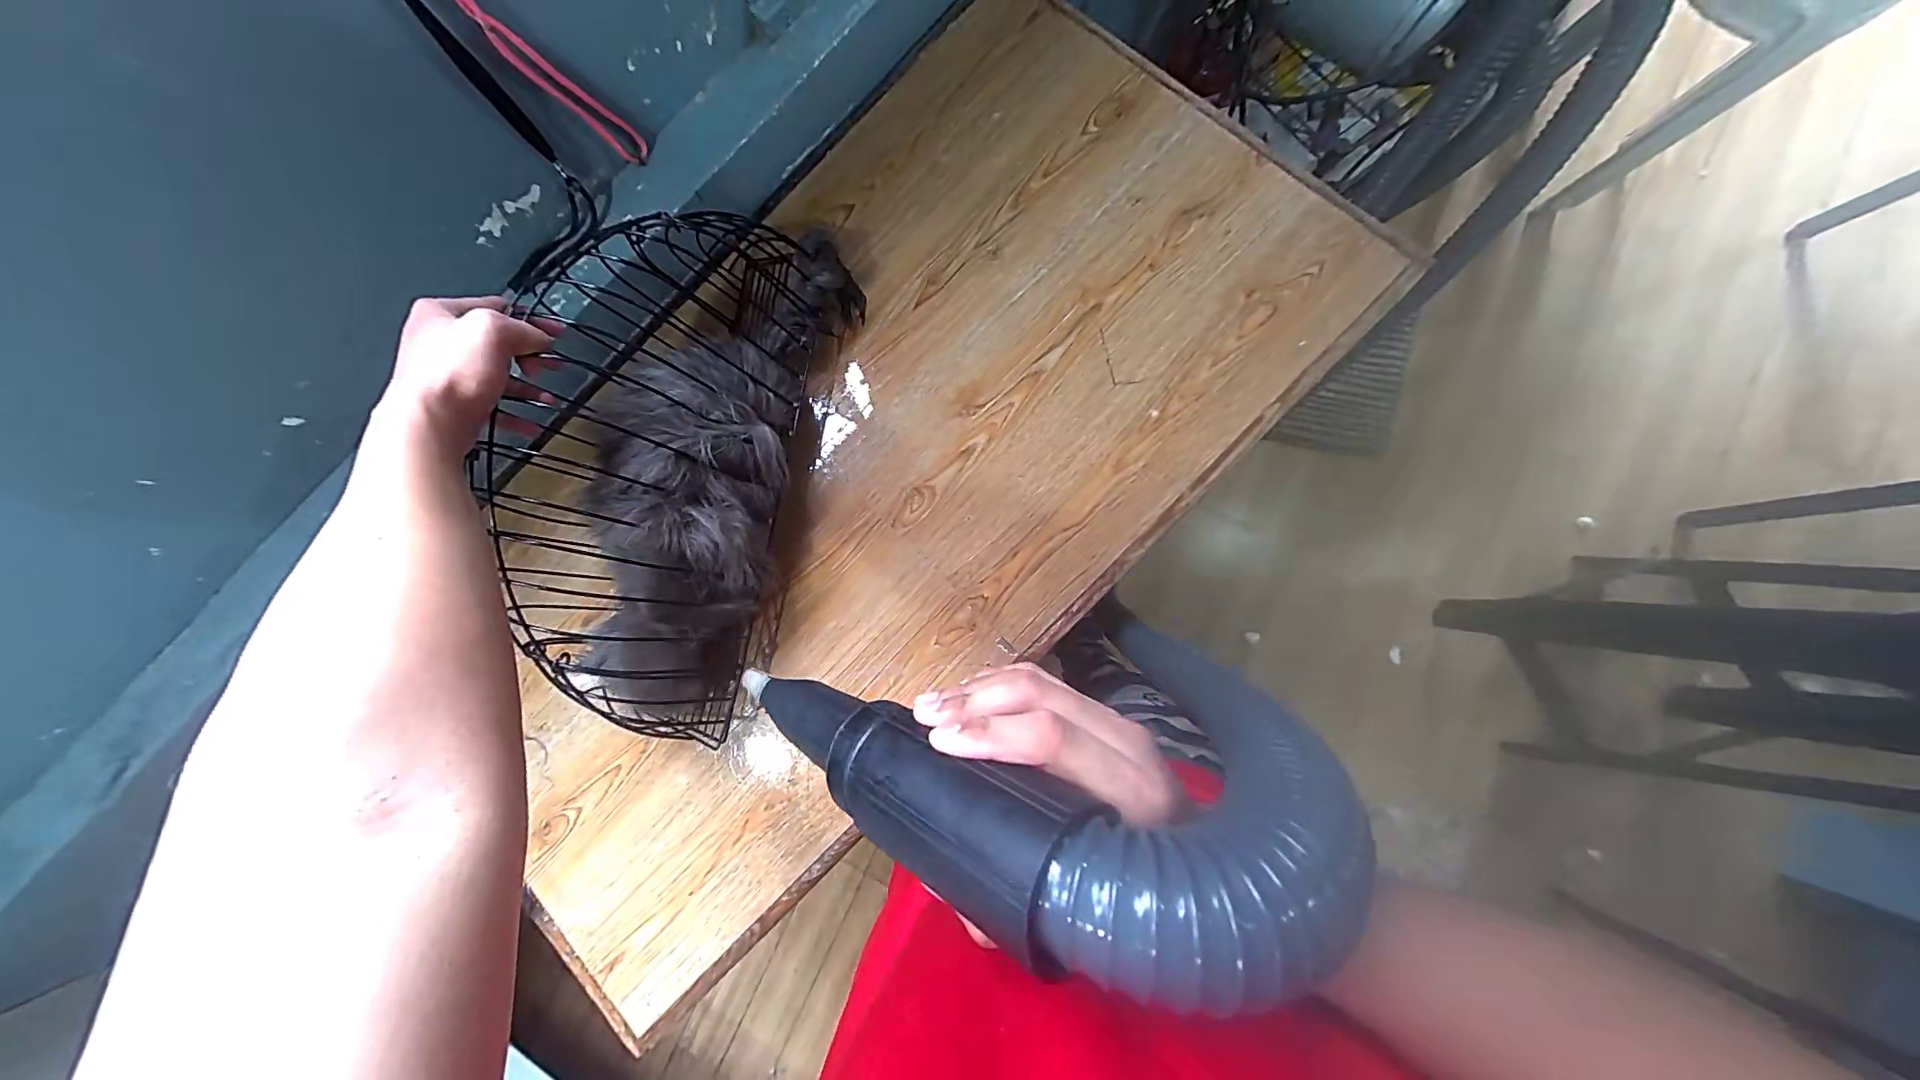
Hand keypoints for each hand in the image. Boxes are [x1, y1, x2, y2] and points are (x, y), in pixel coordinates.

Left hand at [375, 296, 561, 458]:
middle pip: (499, 344)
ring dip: (529, 387)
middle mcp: (440, 342)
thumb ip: (522, 329)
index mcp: (441, 314)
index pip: (496, 308)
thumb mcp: (493, 331)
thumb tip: (539, 339)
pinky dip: (517, 413)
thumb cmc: (452, 372)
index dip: (531, 319)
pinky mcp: (456, 404)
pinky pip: (495, 406)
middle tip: (551, 363)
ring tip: (548, 396)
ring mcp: (448, 375)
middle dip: (531, 355)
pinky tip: (533, 421)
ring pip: (499, 376)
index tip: (555, 332)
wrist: (430, 422)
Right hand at [912, 662, 1187, 947]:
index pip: (1051, 737)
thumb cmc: (1142, 884)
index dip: (990, 733)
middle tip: (924, 717)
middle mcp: (1125, 742)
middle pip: (1040, 697)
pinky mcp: (1103, 712)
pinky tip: (965, 692)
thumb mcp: (1094, 901)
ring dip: (978, 687)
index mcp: (1128, 790)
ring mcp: (1116, 719)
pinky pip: (1044, 681)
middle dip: (973, 702)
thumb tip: (949, 890)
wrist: (1197, 854)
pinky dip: (997, 682)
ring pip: (1040, 680)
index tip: (939, 742)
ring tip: (931, 702)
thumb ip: (1021, 901)